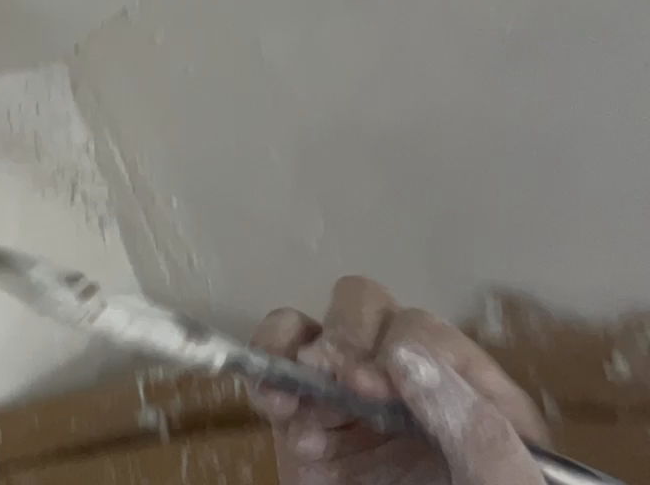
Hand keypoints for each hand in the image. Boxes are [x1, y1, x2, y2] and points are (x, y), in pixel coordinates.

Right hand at [250, 277, 548, 484]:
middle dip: (342, 337)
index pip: (426, 332)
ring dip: (292, 351)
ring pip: (307, 323)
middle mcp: (406, 385)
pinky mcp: (298, 410)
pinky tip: (273, 412)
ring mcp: (346, 396)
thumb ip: (476, 430)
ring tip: (295, 401)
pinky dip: (262, 371)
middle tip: (335, 382)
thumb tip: (406, 355)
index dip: (396, 348)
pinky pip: (270, 357)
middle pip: (365, 307)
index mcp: (472, 399)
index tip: (374, 389)